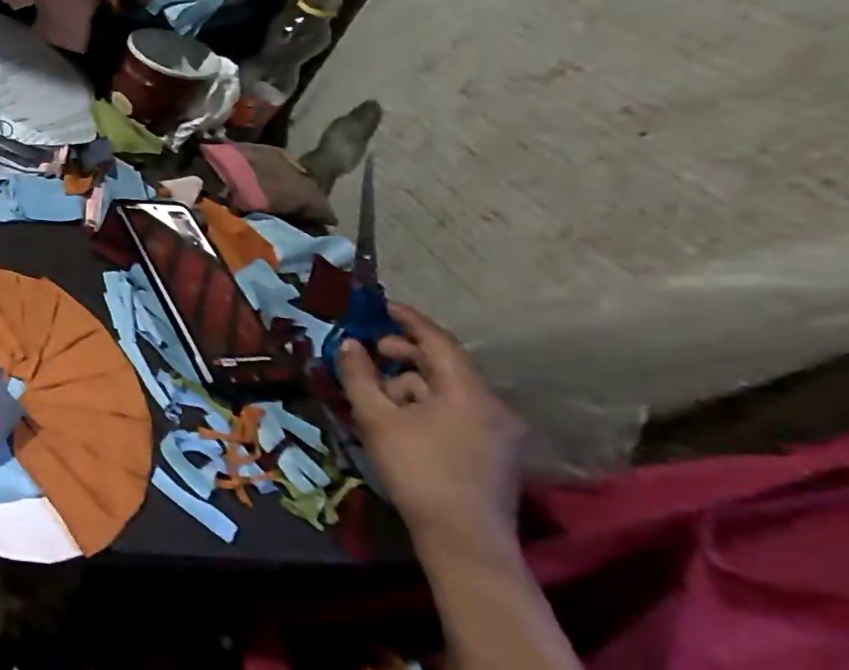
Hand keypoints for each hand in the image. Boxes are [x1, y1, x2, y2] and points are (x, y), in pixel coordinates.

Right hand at [336, 304, 526, 547]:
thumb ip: (359, 375)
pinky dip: (428, 406)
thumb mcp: (377, 419)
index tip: (381, 306)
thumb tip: (349, 344)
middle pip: (443, 364)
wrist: (464, 542)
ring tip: (380, 401)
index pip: (437, 339)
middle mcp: (492, 404)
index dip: (407, 319)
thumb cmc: (418, 472)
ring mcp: (499, 430)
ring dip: (412, 386)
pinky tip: (402, 422)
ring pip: (448, 390)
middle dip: (404, 356)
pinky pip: (457, 411)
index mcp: (468, 390)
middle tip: (371, 355)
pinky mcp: (496, 452)